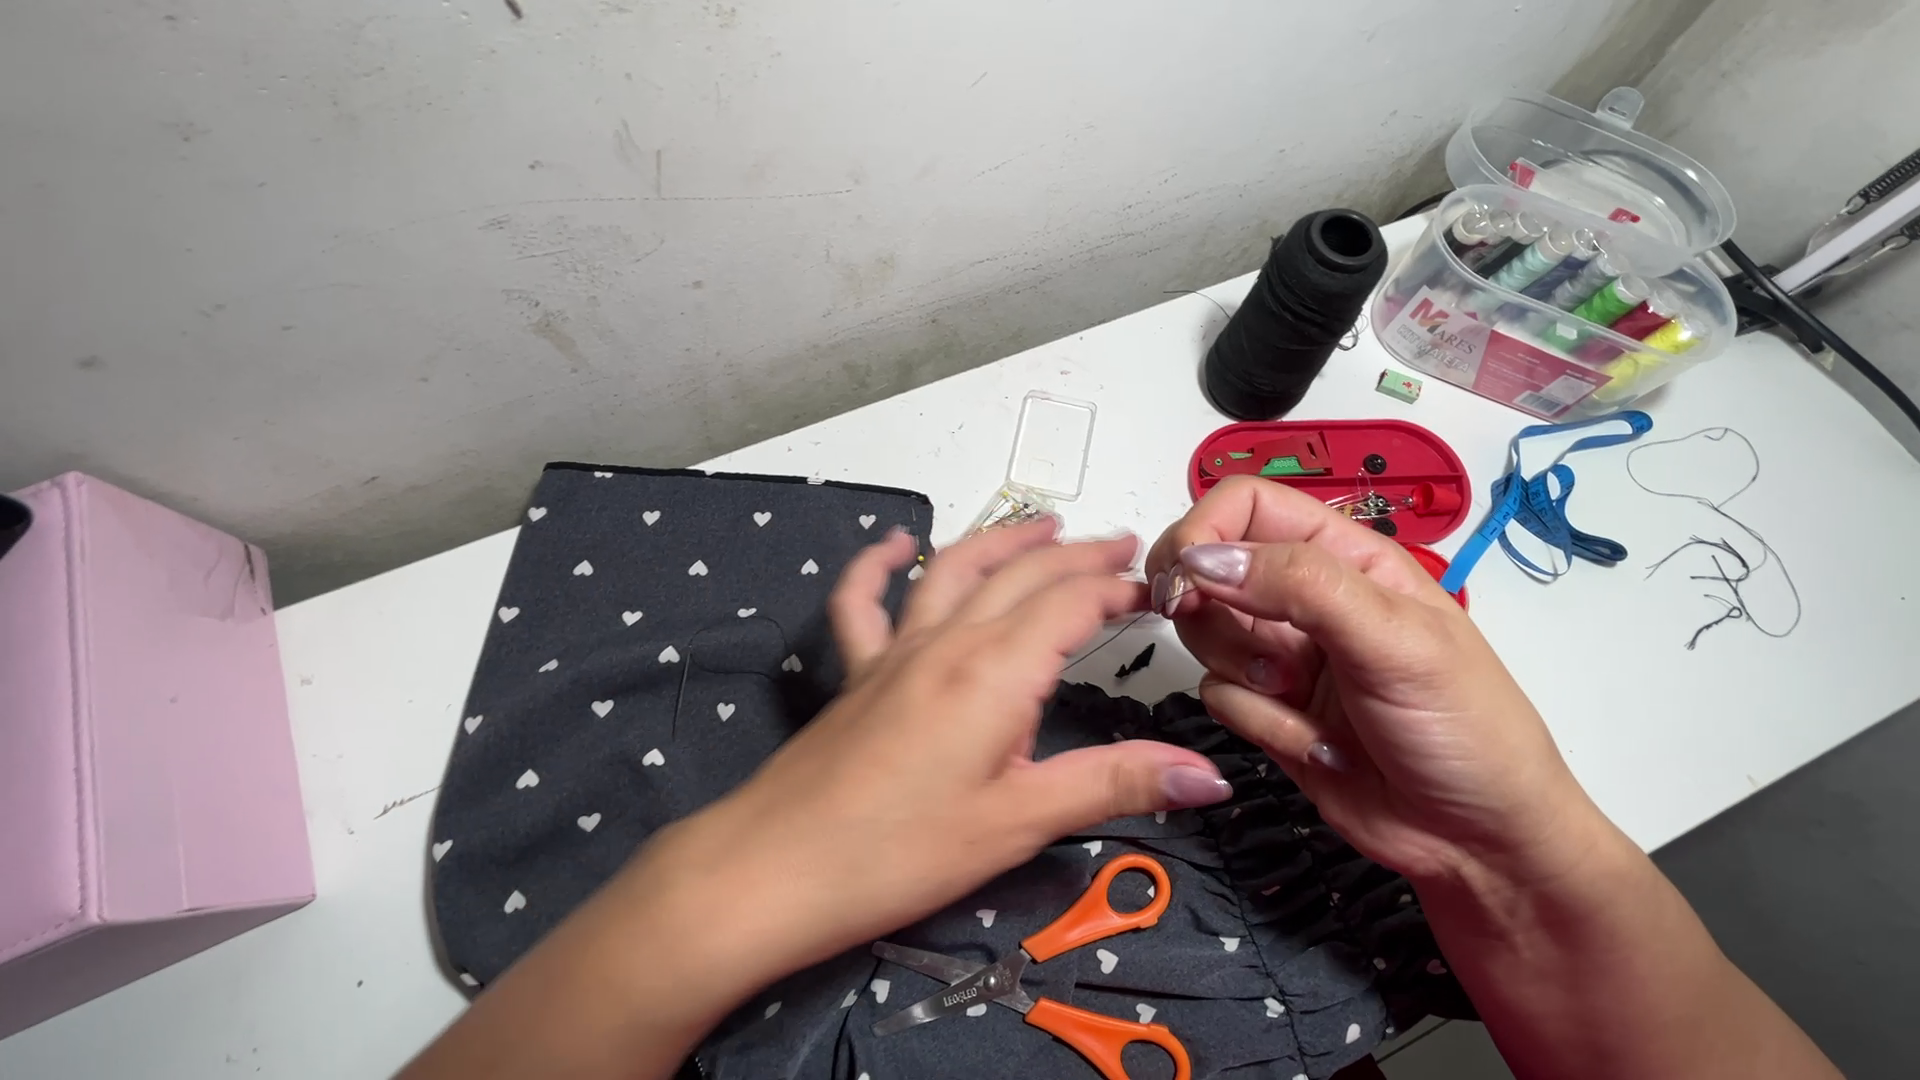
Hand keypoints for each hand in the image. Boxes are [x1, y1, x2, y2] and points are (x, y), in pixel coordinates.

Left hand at [635, 519, 1232, 985]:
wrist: (778, 866)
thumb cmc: (904, 851)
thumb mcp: (1022, 821)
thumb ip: (1116, 784)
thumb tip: (1212, 776)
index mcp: (996, 670)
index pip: (1072, 605)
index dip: (1117, 590)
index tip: (1154, 591)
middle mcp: (948, 641)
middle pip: (1021, 574)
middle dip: (1076, 553)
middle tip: (1119, 544)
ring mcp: (895, 649)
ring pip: (953, 570)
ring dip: (1001, 541)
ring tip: (1041, 525)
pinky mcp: (857, 670)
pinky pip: (862, 601)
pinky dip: (879, 563)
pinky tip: (896, 543)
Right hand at [1145, 476, 1607, 885]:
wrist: (1476, 841)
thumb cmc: (1464, 728)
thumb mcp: (1397, 642)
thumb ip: (1302, 586)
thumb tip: (1202, 558)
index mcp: (1343, 557)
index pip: (1245, 505)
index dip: (1205, 529)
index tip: (1185, 576)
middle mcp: (1301, 597)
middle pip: (1206, 567)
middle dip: (1209, 608)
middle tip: (1245, 644)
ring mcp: (1278, 652)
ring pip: (1202, 632)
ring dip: (1241, 670)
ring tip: (1301, 695)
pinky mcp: (1263, 706)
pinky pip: (1215, 694)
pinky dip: (1255, 720)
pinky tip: (1314, 742)